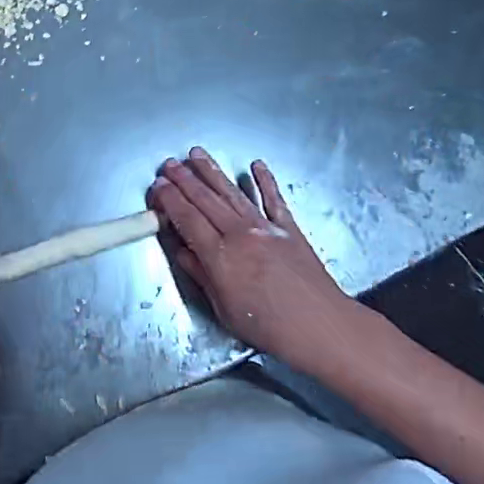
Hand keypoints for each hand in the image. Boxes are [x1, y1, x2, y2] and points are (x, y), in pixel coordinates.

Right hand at [149, 147, 366, 369]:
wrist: (325, 330)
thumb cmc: (272, 328)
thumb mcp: (223, 309)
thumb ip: (200, 274)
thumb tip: (181, 251)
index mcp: (220, 256)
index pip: (186, 217)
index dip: (169, 199)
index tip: (158, 186)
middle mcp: (240, 235)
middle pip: (205, 199)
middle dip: (183, 179)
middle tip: (169, 164)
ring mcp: (266, 228)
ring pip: (232, 192)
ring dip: (211, 171)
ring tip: (196, 154)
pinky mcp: (289, 229)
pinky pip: (273, 199)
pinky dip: (265, 181)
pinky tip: (256, 165)